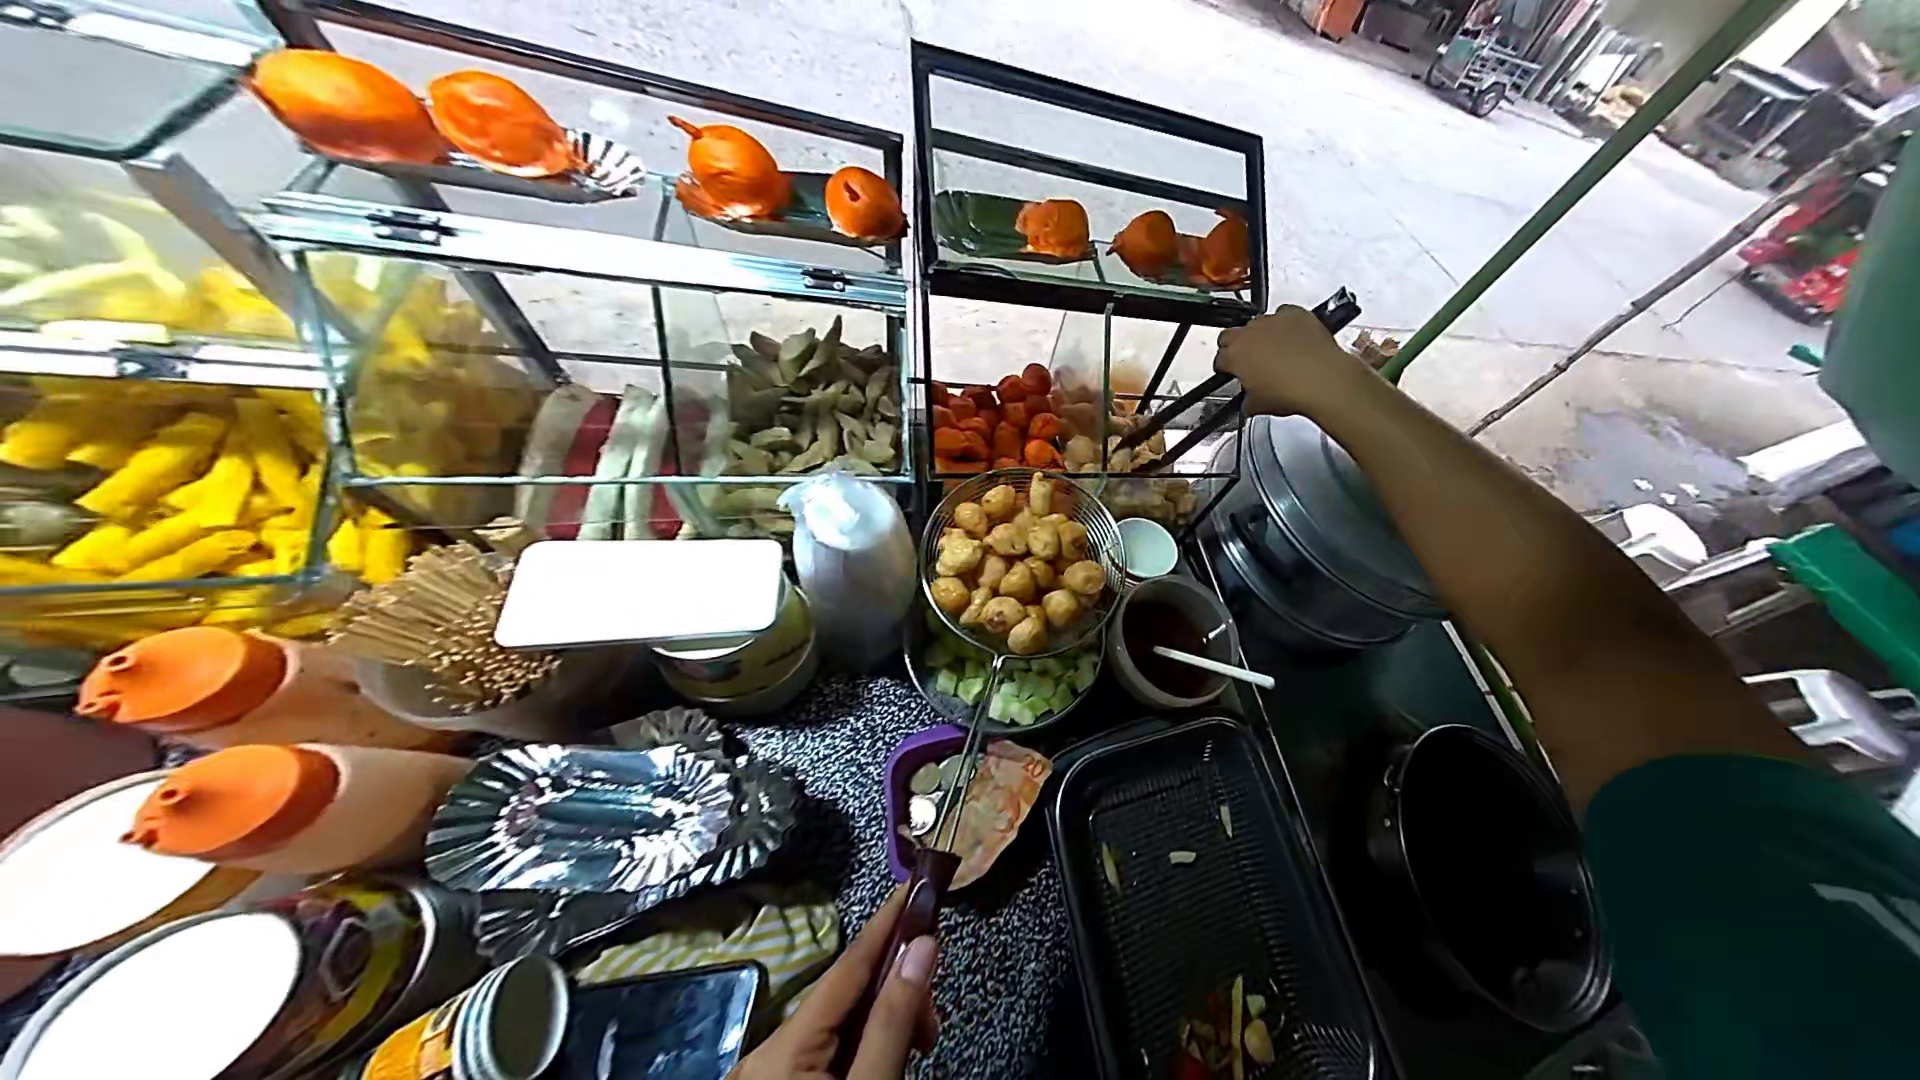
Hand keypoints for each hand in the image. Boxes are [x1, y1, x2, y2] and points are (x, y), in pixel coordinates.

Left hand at [728, 887, 939, 1079]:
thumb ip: (894, 1021)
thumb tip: (924, 945)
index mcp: (783, 1048)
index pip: (846, 966)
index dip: (885, 923)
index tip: (916, 886)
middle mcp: (767, 1051)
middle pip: (845, 996)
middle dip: (894, 991)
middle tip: (931, 1023)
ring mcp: (769, 1071)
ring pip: (840, 1023)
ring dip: (884, 1021)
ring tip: (917, 1044)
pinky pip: (829, 1048)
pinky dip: (864, 1043)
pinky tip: (887, 1054)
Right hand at [1215, 305, 1373, 417]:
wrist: (1323, 381)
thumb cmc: (1289, 391)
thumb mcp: (1257, 405)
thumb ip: (1246, 401)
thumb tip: (1249, 402)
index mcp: (1234, 356)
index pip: (1219, 358)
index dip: (1224, 366)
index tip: (1229, 371)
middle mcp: (1249, 334)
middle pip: (1230, 334)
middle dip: (1234, 345)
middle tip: (1245, 358)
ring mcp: (1273, 321)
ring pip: (1257, 322)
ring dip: (1260, 334)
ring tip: (1272, 349)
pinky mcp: (1296, 315)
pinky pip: (1284, 313)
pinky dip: (1285, 323)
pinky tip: (1291, 336)